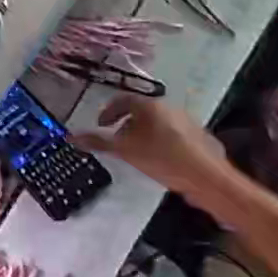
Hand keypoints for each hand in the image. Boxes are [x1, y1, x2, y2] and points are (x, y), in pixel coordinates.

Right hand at [74, 95, 229, 193]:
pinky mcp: (197, 136)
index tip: (101, 125)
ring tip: (136, 152)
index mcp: (149, 105)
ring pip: (156, 122)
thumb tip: (71, 137)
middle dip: (125, 124)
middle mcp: (168, 107)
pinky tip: (159, 159)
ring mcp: (185, 121)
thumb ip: (99, 142)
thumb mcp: (125, 150)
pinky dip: (159, 141)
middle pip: (140, 110)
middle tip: (116, 140)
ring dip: (142, 133)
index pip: (123, 100)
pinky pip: (171, 133)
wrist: (206, 176)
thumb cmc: (161, 157)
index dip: (108, 111)